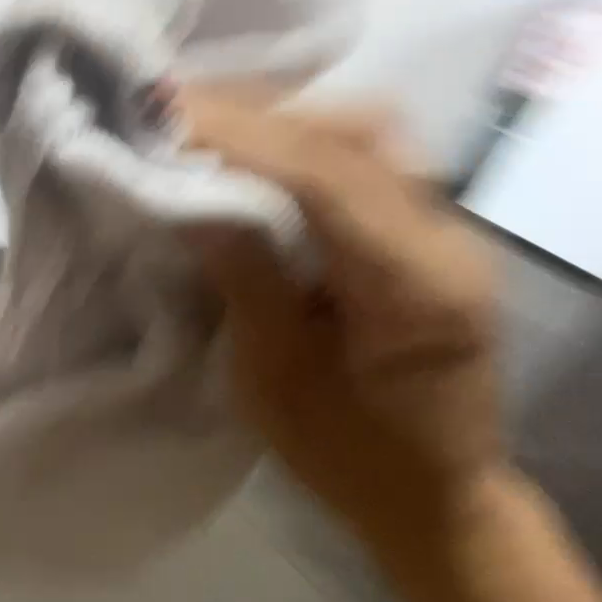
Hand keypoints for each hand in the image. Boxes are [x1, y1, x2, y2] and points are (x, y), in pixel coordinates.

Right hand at [179, 88, 505, 551]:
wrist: (430, 492)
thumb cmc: (345, 450)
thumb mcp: (274, 373)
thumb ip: (242, 274)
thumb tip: (184, 194)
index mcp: (417, 285)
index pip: (328, 178)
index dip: (237, 137)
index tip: (156, 115)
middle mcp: (445, 238)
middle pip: (357, 132)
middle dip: (254, 111)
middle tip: (162, 110)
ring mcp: (439, 226)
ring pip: (363, 130)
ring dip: (273, 116)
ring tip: (192, 121)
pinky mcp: (416, 226)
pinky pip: (357, 153)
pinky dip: (289, 135)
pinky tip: (236, 143)